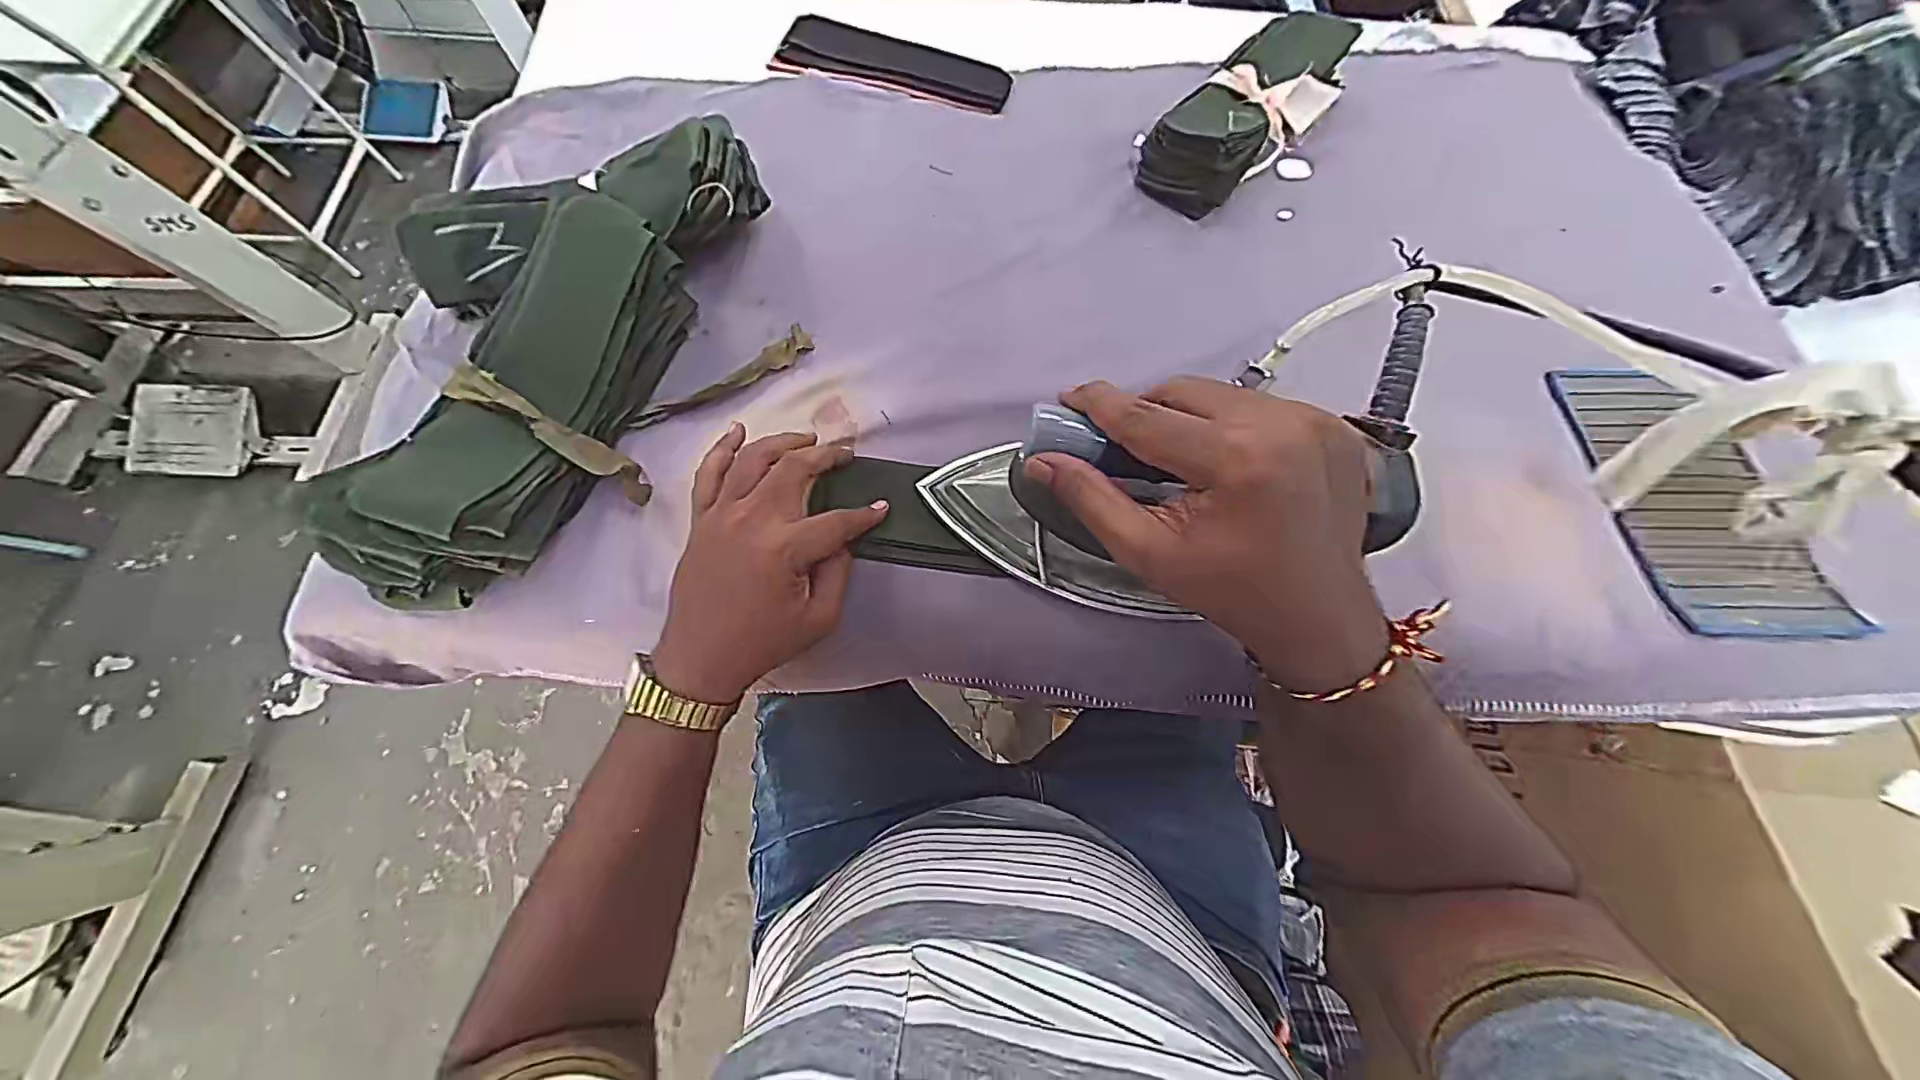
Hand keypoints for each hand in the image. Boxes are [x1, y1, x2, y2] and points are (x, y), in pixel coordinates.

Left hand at [650, 425, 887, 703]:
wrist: (701, 657)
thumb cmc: (762, 642)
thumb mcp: (820, 618)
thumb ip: (838, 572)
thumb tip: (841, 540)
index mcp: (783, 548)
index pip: (835, 520)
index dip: (863, 514)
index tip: (879, 508)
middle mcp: (751, 520)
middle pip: (793, 470)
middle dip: (825, 456)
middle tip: (844, 454)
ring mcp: (720, 516)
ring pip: (753, 459)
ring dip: (782, 442)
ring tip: (806, 439)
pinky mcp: (700, 520)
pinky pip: (709, 474)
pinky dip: (723, 449)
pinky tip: (737, 432)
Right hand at [1022, 377, 1388, 690]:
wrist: (1315, 615)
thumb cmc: (1237, 593)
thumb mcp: (1148, 552)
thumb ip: (1091, 499)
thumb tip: (1048, 463)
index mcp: (1238, 460)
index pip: (1146, 416)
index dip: (1099, 405)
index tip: (1072, 400)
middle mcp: (1283, 427)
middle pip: (1182, 392)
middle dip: (1143, 413)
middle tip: (1121, 446)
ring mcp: (1314, 423)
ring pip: (1218, 393)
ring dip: (1185, 417)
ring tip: (1176, 463)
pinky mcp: (1330, 426)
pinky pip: (1256, 404)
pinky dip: (1226, 423)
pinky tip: (1220, 464)